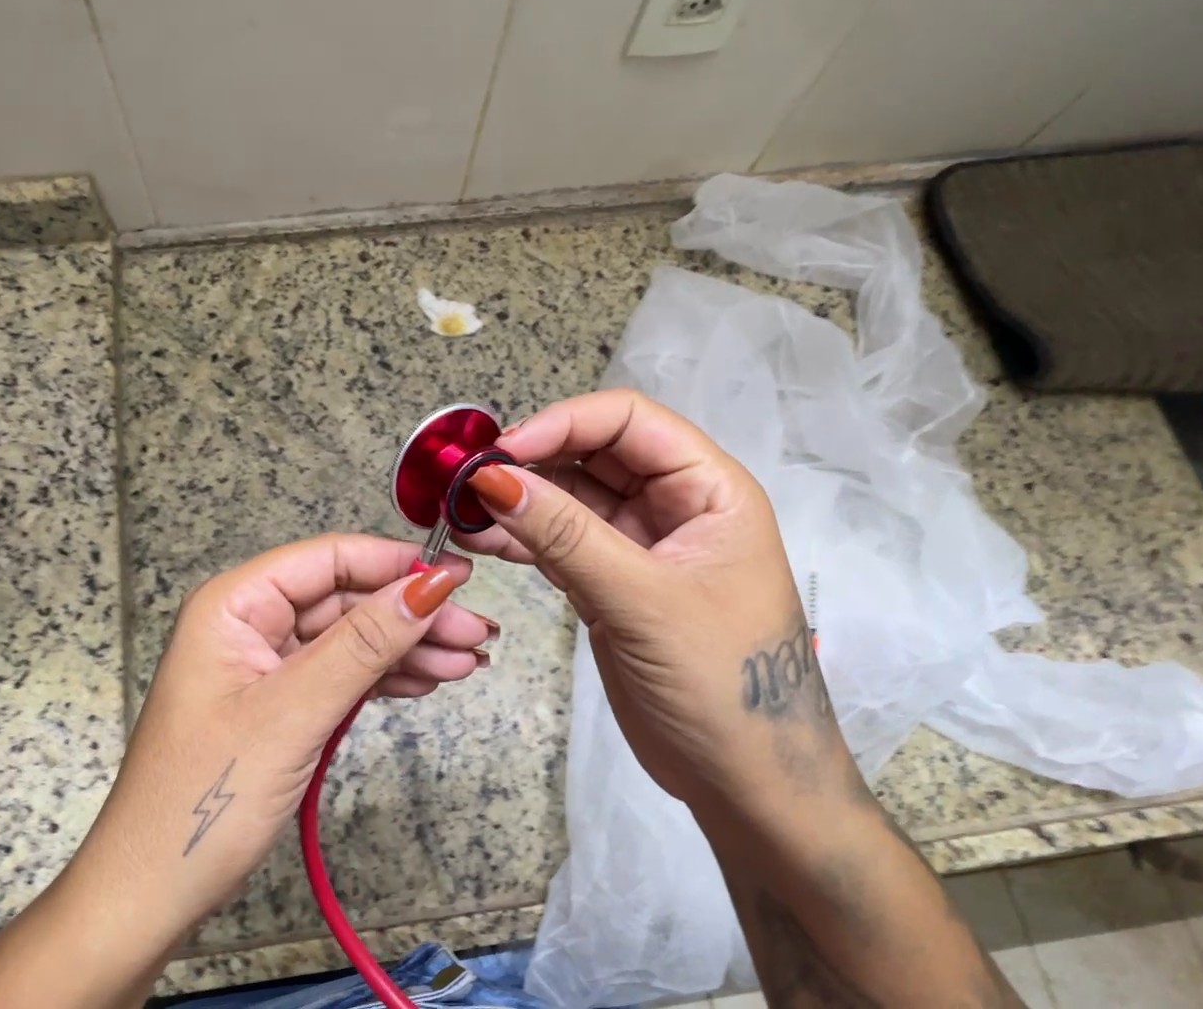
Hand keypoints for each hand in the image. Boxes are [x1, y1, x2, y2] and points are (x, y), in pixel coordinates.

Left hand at [89, 534, 490, 930]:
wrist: (153, 891)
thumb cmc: (205, 799)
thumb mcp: (293, 713)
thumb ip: (362, 645)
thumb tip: (428, 587)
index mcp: (234, 605)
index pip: (326, 560)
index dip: (394, 563)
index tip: (459, 579)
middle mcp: (247, 624)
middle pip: (344, 600)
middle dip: (410, 615)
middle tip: (479, 636)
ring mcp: (262, 666)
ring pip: (347, 639)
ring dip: (405, 649)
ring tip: (467, 664)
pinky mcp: (276, 705)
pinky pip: (338, 675)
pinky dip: (381, 680)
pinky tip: (425, 682)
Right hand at [457, 390, 843, 815]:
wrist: (744, 781)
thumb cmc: (722, 683)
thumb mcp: (644, 601)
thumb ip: (566, 536)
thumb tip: (490, 478)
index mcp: (708, 489)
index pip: (629, 422)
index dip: (564, 423)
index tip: (501, 452)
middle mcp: (672, 506)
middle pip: (592, 454)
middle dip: (530, 459)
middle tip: (466, 479)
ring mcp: (636, 546)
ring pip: (567, 499)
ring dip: (516, 500)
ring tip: (458, 511)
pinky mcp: (608, 584)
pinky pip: (556, 543)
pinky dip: (518, 539)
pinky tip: (478, 541)